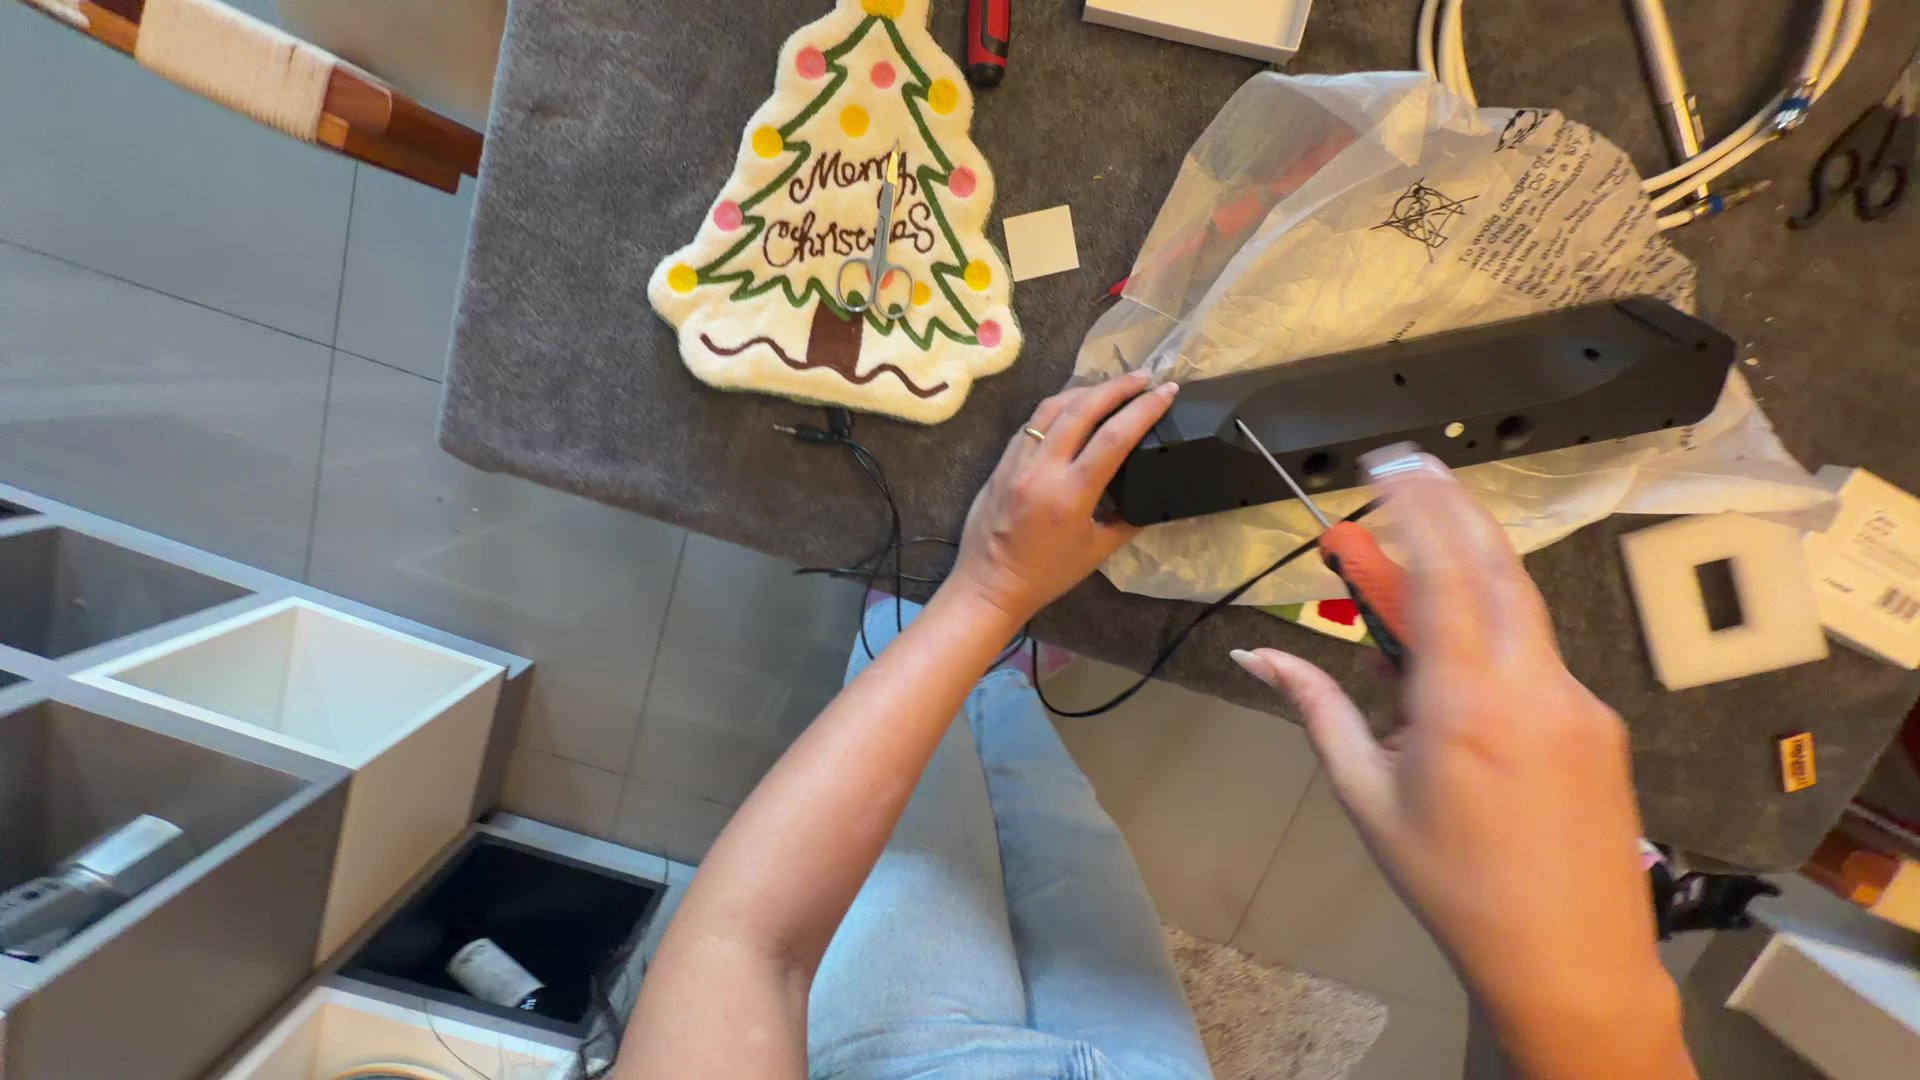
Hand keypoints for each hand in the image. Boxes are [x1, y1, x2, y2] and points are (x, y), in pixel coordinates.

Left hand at [945, 371, 1177, 625]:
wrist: (989, 585)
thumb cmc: (1046, 575)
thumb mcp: (1097, 551)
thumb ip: (1127, 519)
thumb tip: (1150, 497)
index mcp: (1071, 494)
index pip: (1113, 437)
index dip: (1144, 409)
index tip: (1167, 392)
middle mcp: (1042, 469)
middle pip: (1082, 408)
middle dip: (1117, 386)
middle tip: (1143, 377)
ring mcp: (1016, 462)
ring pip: (1051, 408)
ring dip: (1084, 390)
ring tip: (1110, 386)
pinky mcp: (1001, 463)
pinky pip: (1032, 424)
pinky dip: (1056, 408)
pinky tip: (1072, 407)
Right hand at [1231, 446, 1693, 1079]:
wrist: (1569, 963)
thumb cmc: (1445, 878)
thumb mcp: (1362, 791)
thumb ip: (1315, 706)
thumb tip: (1257, 654)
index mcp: (1466, 707)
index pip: (1444, 580)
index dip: (1418, 512)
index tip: (1392, 466)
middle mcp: (1533, 688)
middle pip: (1494, 569)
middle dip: (1450, 507)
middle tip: (1409, 465)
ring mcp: (1577, 701)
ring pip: (1515, 606)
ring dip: (1457, 570)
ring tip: (1395, 566)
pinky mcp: (1596, 721)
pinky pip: (1531, 650)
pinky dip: (1483, 626)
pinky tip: (1442, 654)